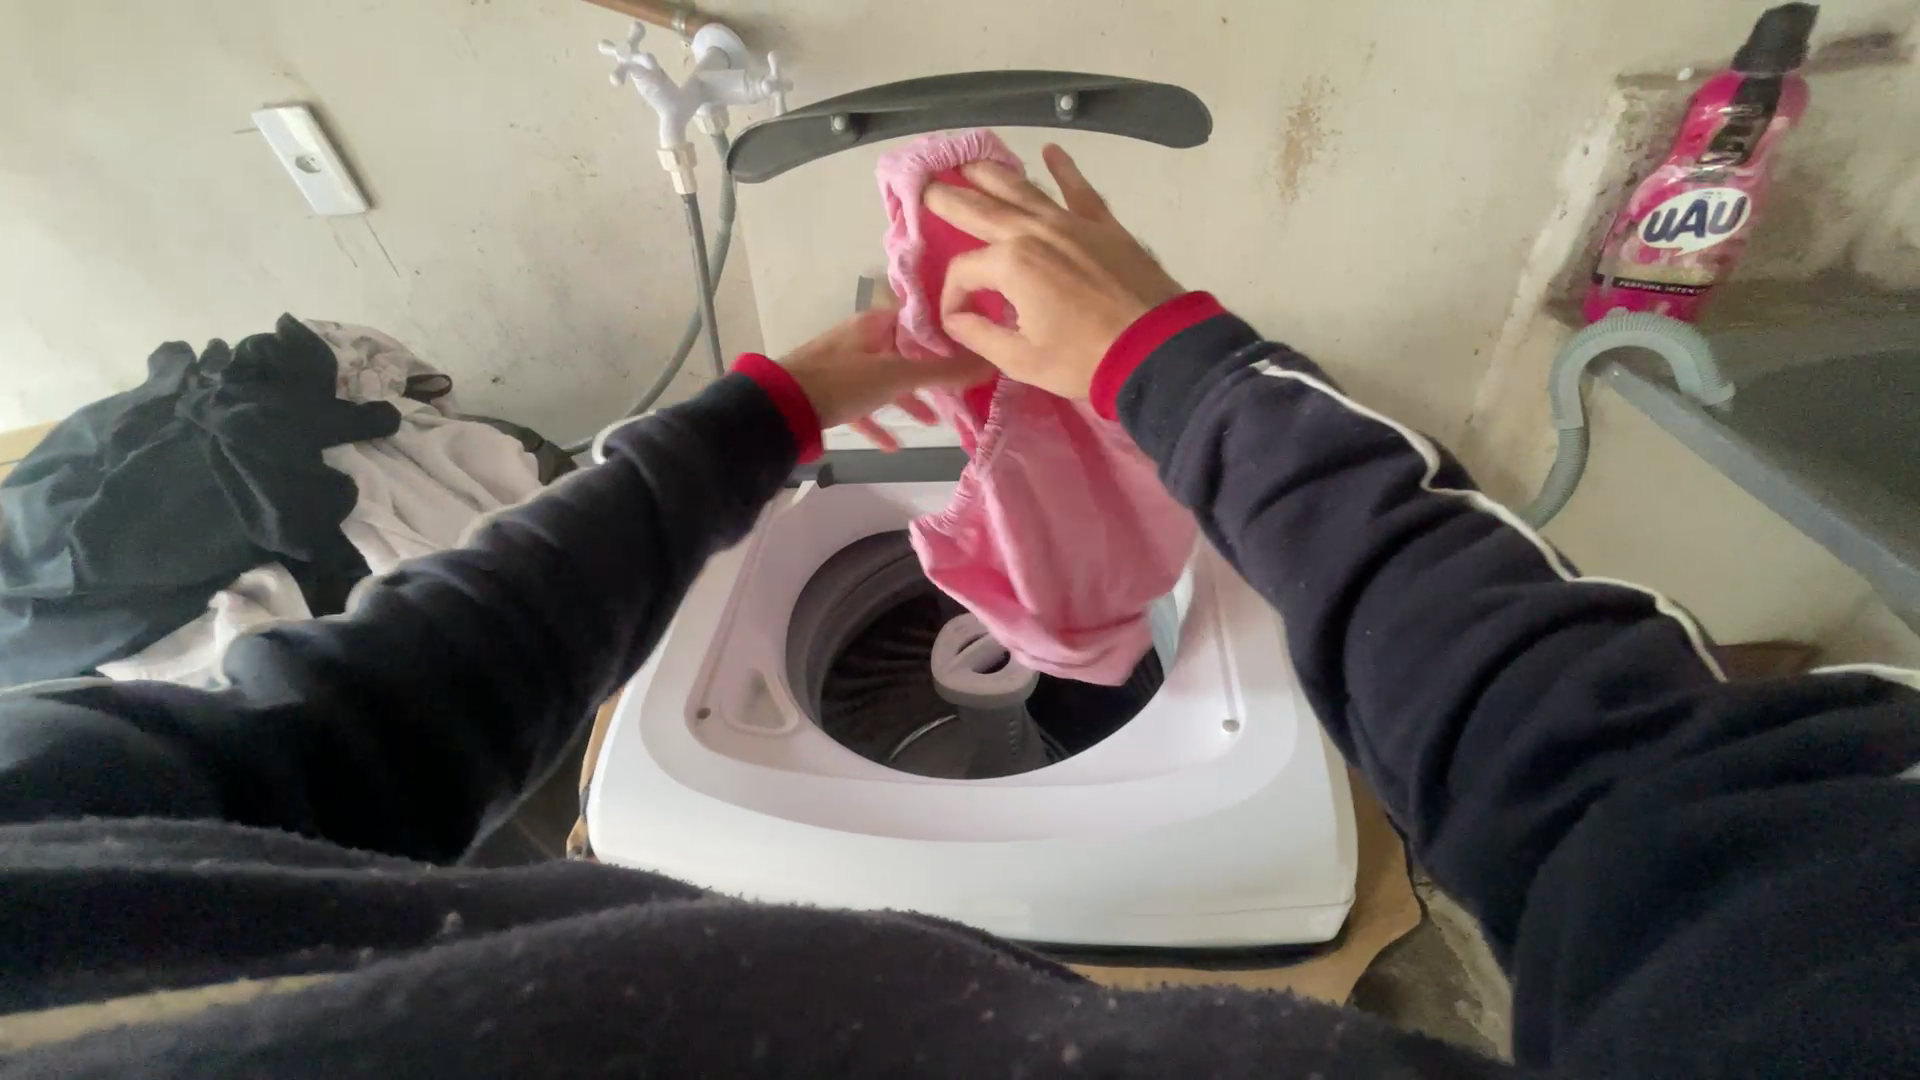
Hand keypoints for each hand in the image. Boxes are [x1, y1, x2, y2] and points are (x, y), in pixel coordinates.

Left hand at [779, 307, 991, 450]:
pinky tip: (893, 446)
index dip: (945, 335)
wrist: (781, 406)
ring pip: (885, 383)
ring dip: (907, 402)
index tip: (971, 351)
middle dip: (930, 374)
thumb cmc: (841, 382)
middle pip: (904, 354)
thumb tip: (990, 363)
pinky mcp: (830, 395)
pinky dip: (879, 423)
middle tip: (957, 390)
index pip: (919, 321)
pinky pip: (862, 408)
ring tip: (933, 422)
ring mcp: (843, 368)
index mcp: (875, 324)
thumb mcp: (896, 377)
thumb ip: (943, 373)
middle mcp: (860, 341)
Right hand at [923, 144, 1185, 398]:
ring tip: (969, 164)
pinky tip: (1050, 150)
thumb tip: (955, 318)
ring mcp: (1072, 223)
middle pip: (983, 210)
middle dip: (951, 200)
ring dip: (993, 175)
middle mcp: (1035, 232)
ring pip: (1024, 190)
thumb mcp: (1021, 360)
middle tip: (926, 185)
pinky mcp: (1103, 225)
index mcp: (1011, 264)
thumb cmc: (1083, 359)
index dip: (953, 295)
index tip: (957, 319)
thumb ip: (980, 335)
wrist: (1153, 347)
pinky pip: (1079, 189)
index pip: (964, 271)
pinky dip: (1064, 168)